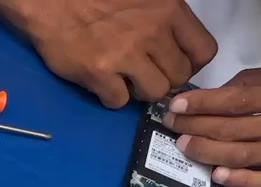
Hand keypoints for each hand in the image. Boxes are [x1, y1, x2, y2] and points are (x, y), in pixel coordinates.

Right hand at [0, 0, 215, 107]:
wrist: (56, 4)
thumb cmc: (100, 0)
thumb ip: (166, 16)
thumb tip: (176, 46)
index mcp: (170, 9)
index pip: (204, 51)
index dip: (191, 65)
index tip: (174, 66)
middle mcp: (154, 31)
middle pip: (179, 76)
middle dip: (165, 81)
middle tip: (147, 76)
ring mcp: (127, 54)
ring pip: (154, 92)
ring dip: (141, 92)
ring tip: (127, 81)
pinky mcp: (100, 73)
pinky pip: (119, 101)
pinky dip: (113, 98)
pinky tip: (105, 84)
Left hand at [168, 62, 260, 186]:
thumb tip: (224, 89)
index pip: (241, 98)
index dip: (205, 102)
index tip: (178, 104)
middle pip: (234, 127)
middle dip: (196, 125)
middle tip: (172, 124)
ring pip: (239, 153)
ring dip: (205, 150)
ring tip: (182, 144)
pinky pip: (258, 181)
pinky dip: (237, 179)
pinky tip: (216, 174)